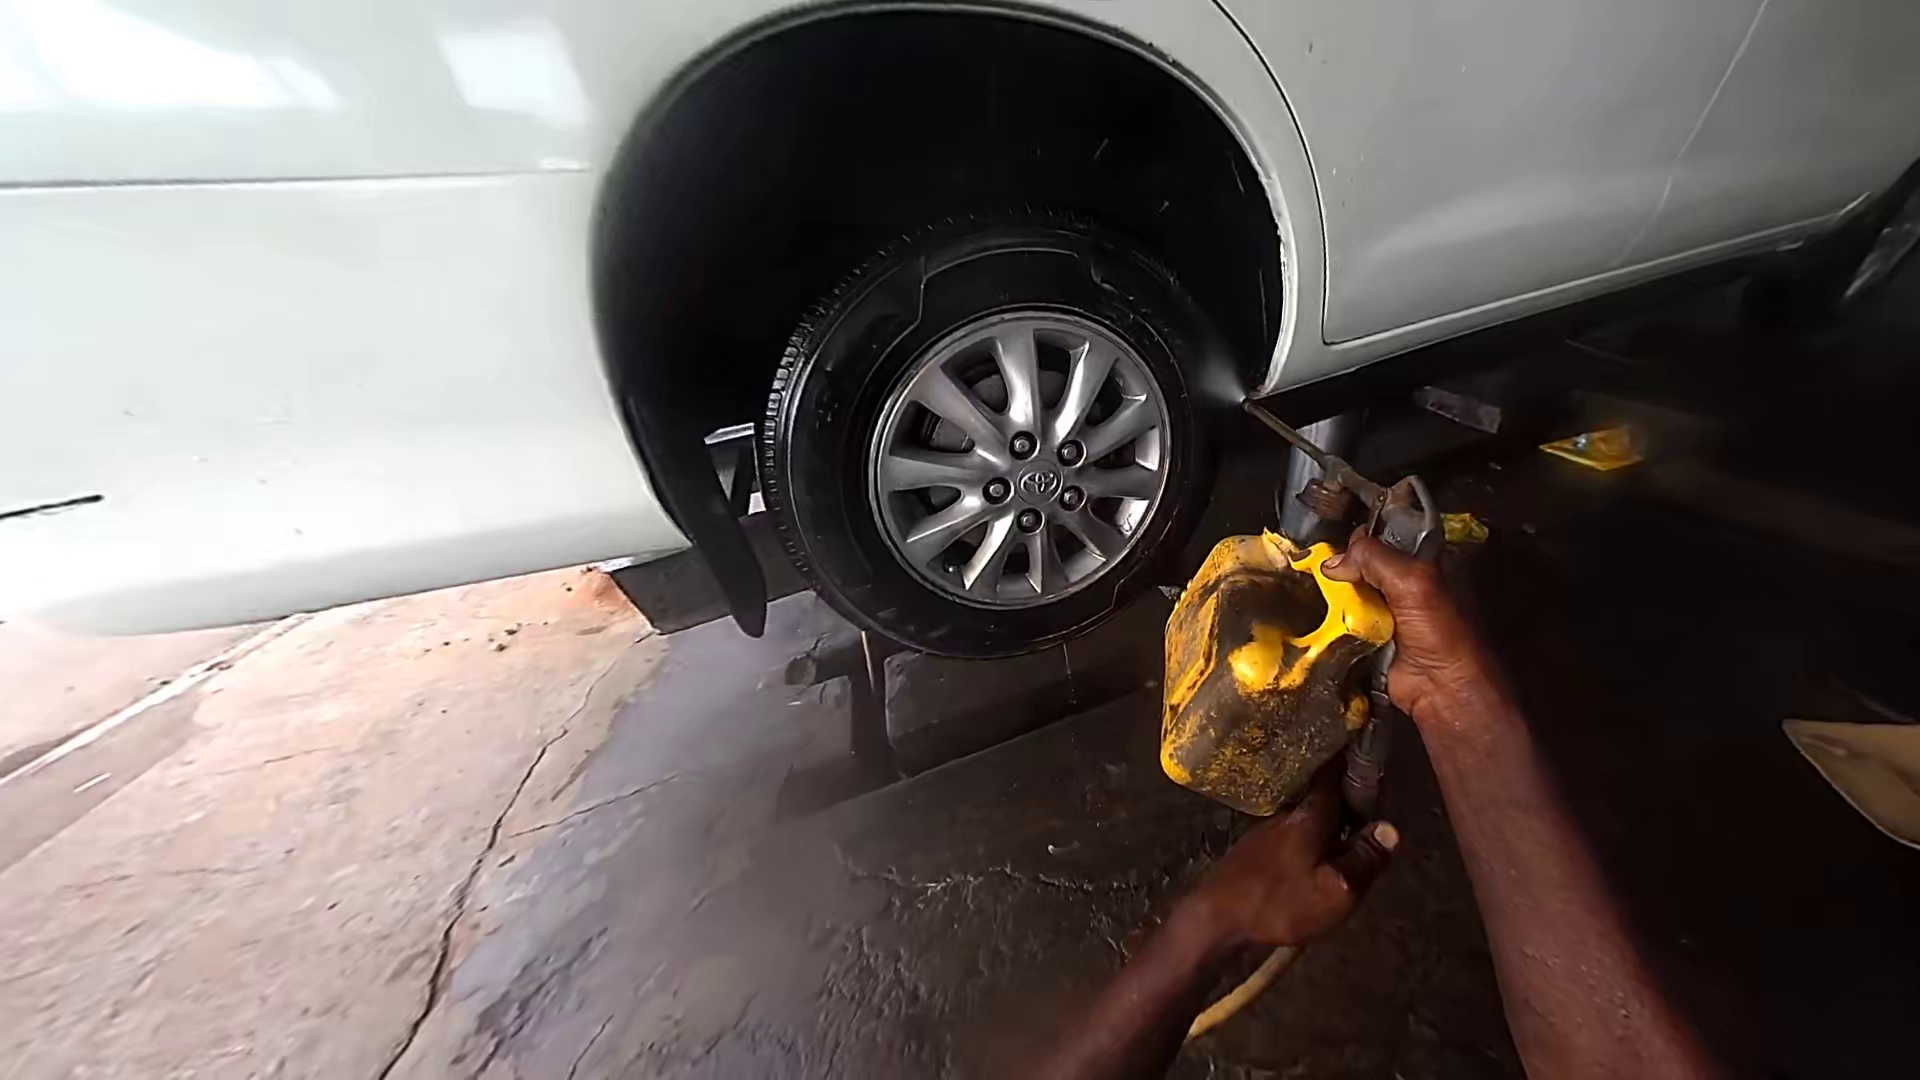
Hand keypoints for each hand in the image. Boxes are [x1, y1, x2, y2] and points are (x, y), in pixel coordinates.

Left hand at [1184, 775, 1398, 948]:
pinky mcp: (1258, 847)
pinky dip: (1314, 832)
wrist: (1220, 912)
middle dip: (1344, 792)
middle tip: (1370, 790)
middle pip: (1321, 798)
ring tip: (1354, 822)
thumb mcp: (1335, 890)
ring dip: (1330, 815)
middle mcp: (1286, 816)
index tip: (1360, 744)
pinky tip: (1322, 848)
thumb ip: (1362, 860)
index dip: (1346, 763)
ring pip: (1308, 816)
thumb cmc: (1280, 901)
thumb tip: (1390, 828)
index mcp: (1307, 820)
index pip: (1330, 781)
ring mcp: (1268, 831)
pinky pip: (1295, 831)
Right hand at [1320, 529, 1504, 724]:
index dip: (1365, 535)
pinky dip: (1331, 614)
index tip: (1343, 545)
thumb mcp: (1412, 583)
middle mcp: (1408, 582)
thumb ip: (1374, 559)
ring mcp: (1389, 608)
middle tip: (1328, 573)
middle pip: (1363, 561)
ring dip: (1334, 592)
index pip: (1388, 534)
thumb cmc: (1443, 635)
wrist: (1443, 690)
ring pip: (1349, 587)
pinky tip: (1323, 613)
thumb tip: (1331, 561)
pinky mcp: (1371, 631)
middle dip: (1342, 565)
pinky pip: (1343, 614)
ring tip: (1320, 593)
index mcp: (1429, 562)